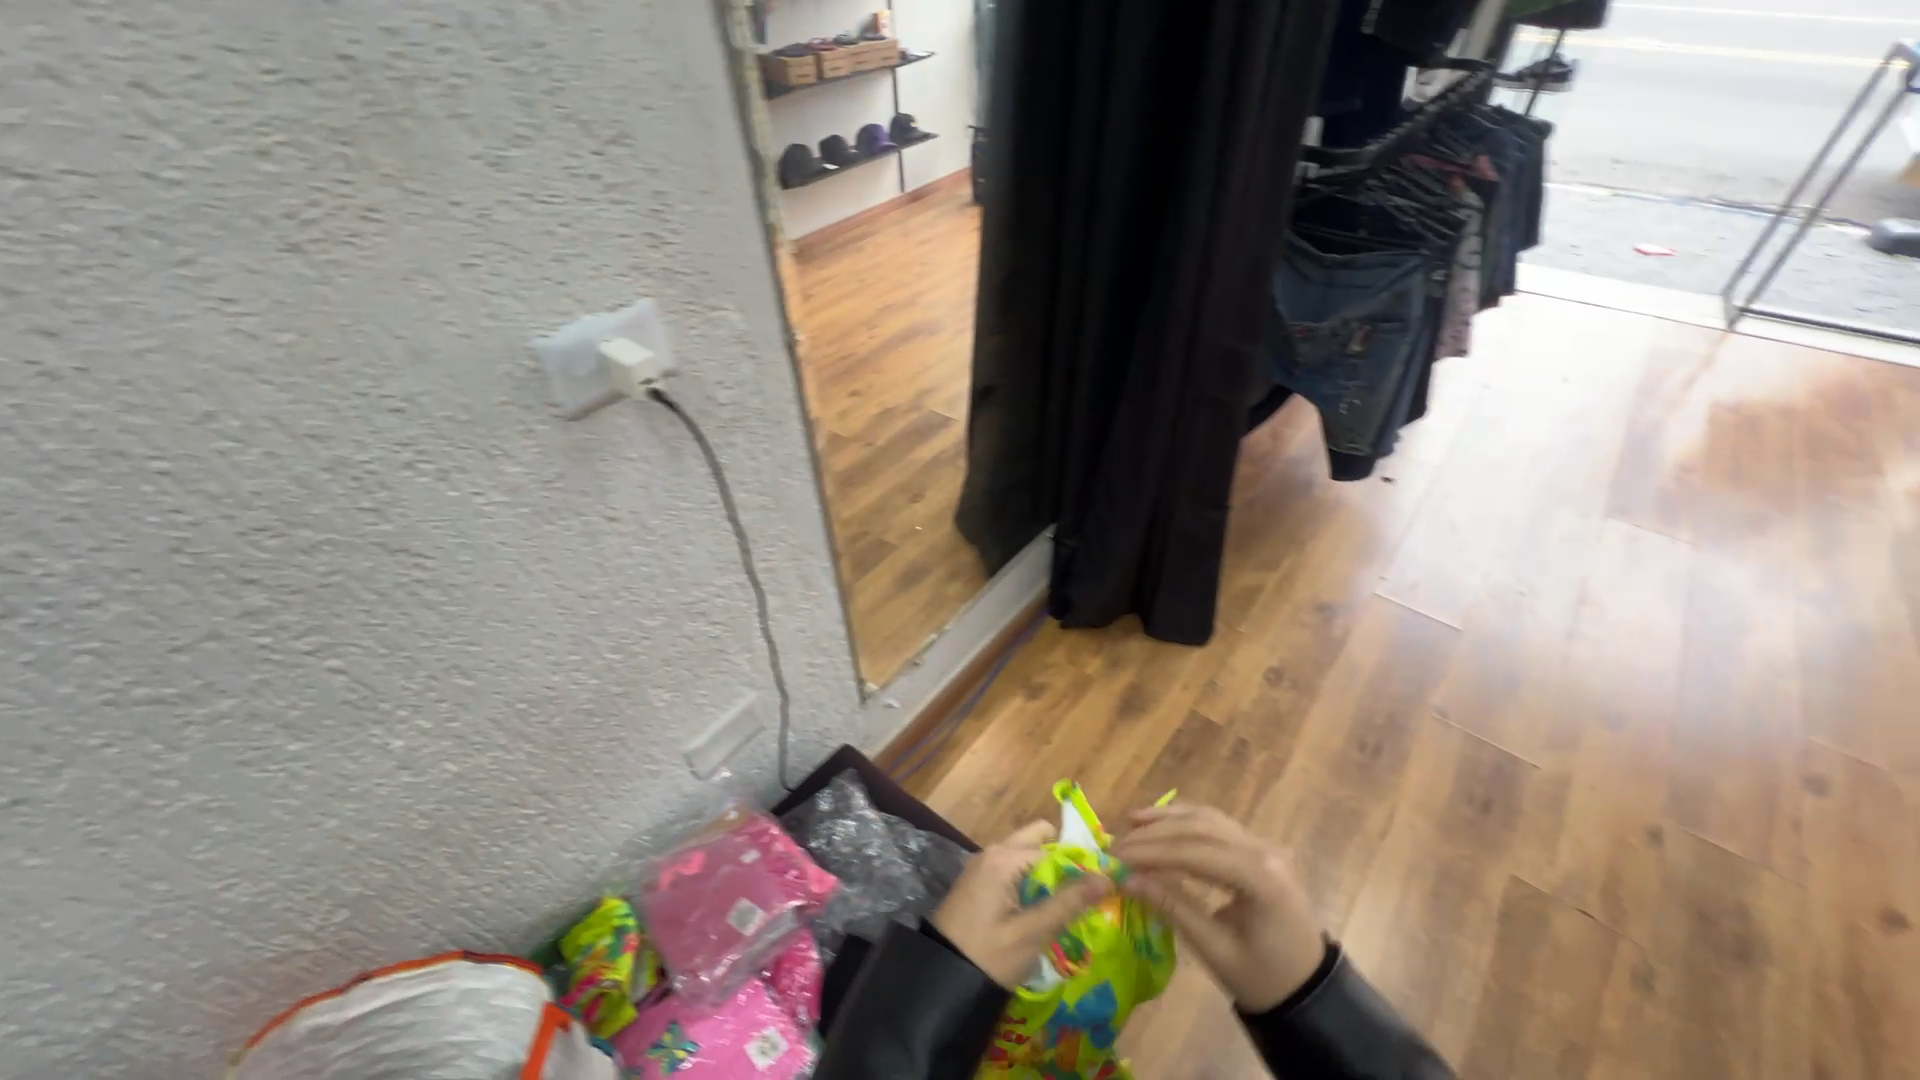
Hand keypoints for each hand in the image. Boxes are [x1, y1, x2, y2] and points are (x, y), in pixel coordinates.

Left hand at [929, 820, 1112, 988]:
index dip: (1080, 865)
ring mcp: (982, 865)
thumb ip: (1069, 902)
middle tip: (1081, 893)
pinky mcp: (978, 882)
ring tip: (1066, 904)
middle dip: (1063, 860)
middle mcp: (993, 851)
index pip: (1055, 848)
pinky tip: (1041, 910)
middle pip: (1038, 839)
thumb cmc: (989, 956)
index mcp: (1004, 858)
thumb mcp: (1032, 933)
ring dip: (1047, 873)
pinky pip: (1012, 869)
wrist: (939, 979)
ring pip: (1026, 855)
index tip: (1100, 888)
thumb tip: (1107, 877)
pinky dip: (1029, 881)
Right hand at [1111, 804, 1325, 1012]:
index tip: (1115, 857)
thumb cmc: (1262, 978)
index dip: (1151, 851)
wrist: (1307, 991)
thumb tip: (1127, 879)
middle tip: (1116, 844)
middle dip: (1154, 833)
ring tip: (1131, 822)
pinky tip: (1161, 823)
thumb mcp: (1214, 949)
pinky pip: (1217, 826)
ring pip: (1208, 818)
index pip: (1195, 851)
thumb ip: (1172, 906)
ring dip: (1168, 819)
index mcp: (1260, 877)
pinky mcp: (1258, 850)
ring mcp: (1264, 846)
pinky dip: (1186, 822)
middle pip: (1200, 828)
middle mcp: (1264, 850)